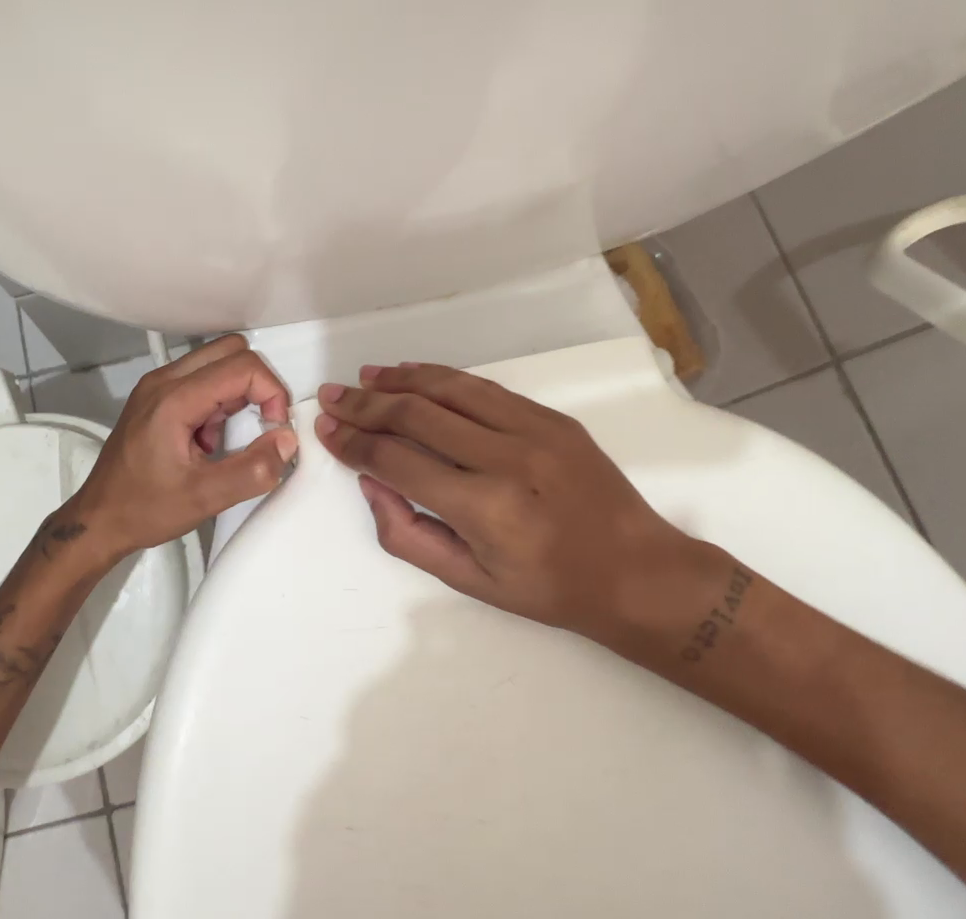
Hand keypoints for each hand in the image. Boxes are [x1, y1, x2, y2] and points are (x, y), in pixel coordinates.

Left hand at [64, 334, 296, 562]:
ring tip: (224, 441)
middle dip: (256, 385)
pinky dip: (217, 402)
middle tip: (259, 426)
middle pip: (230, 352)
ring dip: (236, 394)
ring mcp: (156, 387)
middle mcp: (163, 381)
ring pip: (215, 363)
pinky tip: (205, 443)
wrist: (98, 519)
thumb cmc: (144, 509)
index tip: (274, 429)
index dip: (271, 392)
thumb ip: (253, 469)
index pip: (242, 367)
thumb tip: (286, 442)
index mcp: (174, 399)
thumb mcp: (205, 498)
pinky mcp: (154, 399)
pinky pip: (199, 380)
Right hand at [314, 362, 719, 640]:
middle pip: (416, 415)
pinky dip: (442, 377)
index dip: (353, 443)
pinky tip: (414, 374)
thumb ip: (407, 533)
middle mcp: (506, 459)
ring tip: (364, 378)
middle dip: (364, 405)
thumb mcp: (468, 581)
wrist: (638, 572)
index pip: (397, 461)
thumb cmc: (548, 590)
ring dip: (399, 380)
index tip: (326, 430)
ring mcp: (533, 431)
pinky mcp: (551, 418)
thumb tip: (370, 482)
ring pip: (449, 389)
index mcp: (483, 509)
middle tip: (331, 396)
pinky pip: (483, 388)